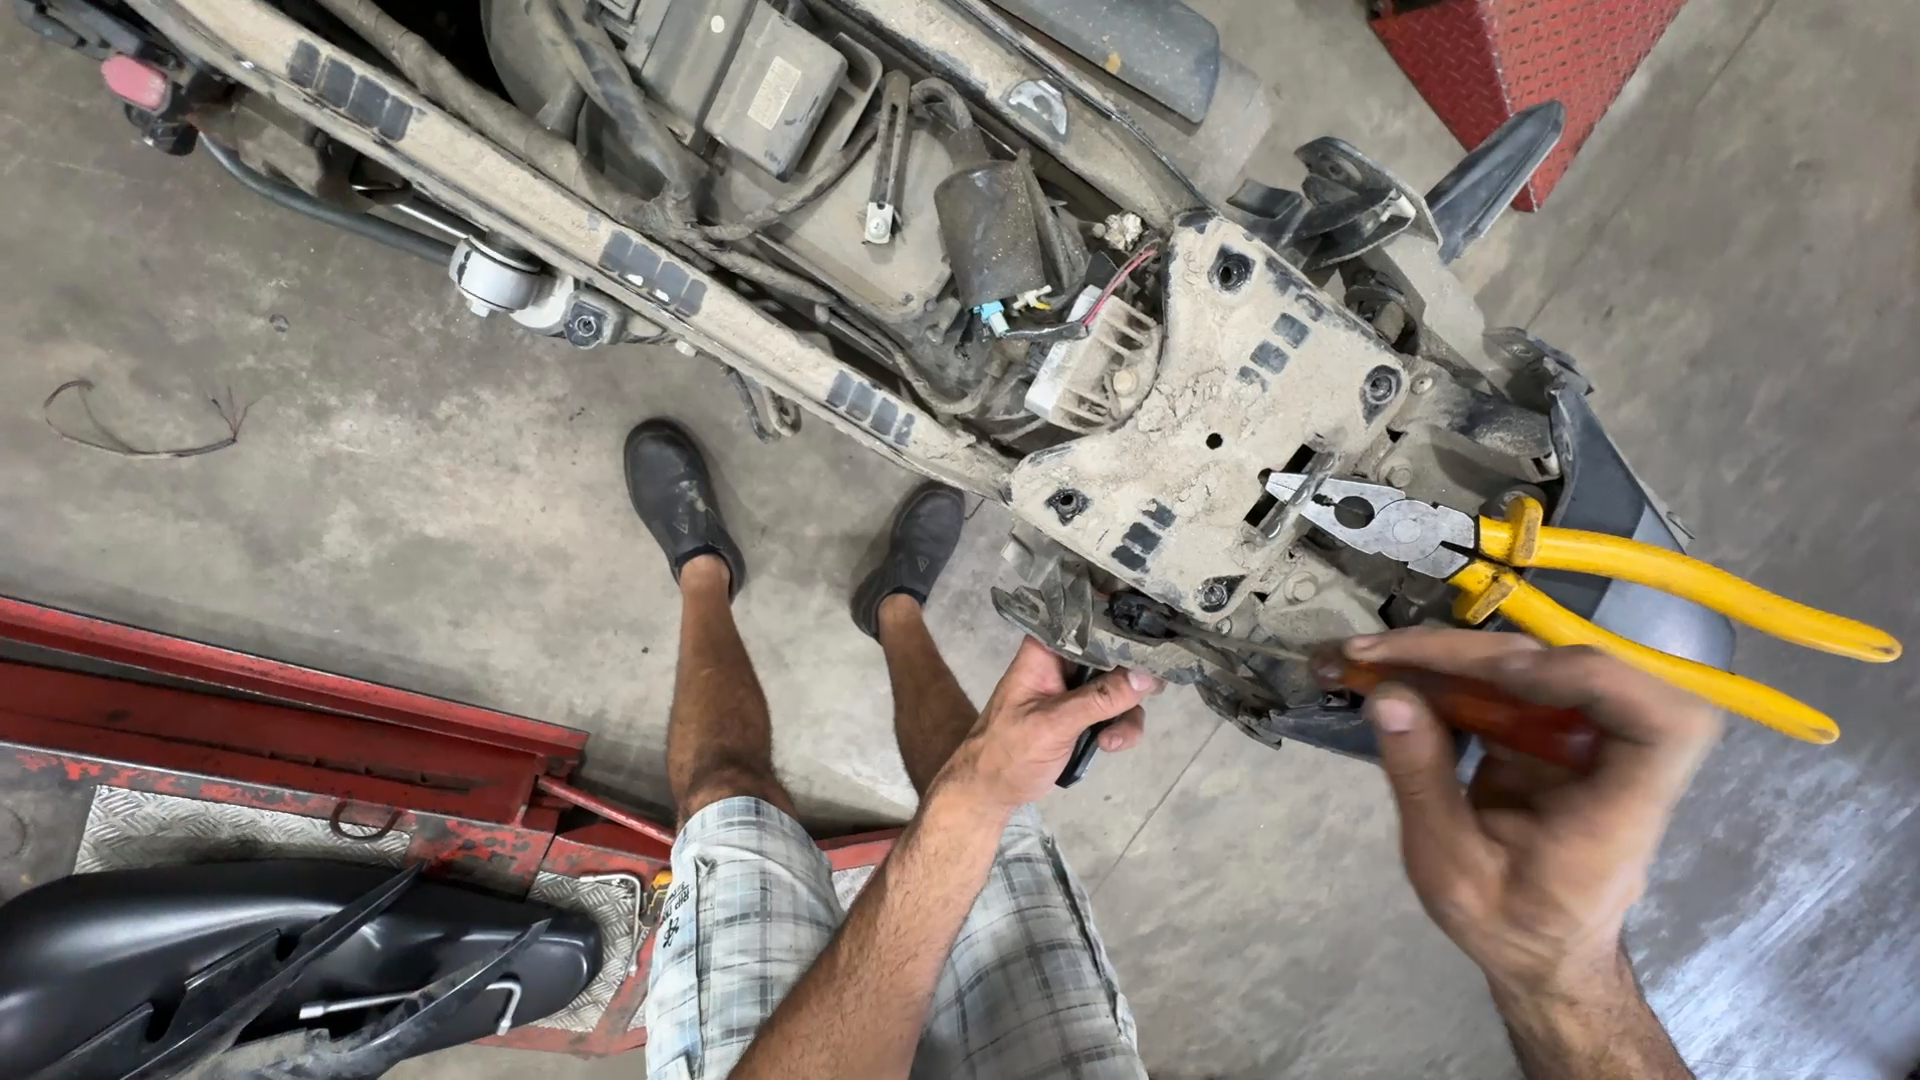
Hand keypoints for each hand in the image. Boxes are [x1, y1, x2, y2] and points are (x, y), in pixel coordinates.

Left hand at [937, 637, 1160, 811]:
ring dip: (1127, 712)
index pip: (1086, 619)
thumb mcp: (1053, 723)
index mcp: (1045, 649)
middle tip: (1152, 689)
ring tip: (1112, 740)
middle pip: (1112, 651)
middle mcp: (1063, 661)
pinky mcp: (1085, 713)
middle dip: (1134, 674)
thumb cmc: (1008, 749)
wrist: (992, 790)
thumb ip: (1100, 698)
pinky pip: (1117, 710)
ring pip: (1121, 684)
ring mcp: (1076, 688)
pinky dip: (1120, 728)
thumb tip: (1146, 675)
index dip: (1120, 621)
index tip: (1154, 632)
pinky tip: (1108, 746)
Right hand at [1347, 628, 1720, 1001]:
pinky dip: (1436, 672)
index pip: (1663, 725)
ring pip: (1522, 665)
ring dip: (1440, 654)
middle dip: (1466, 653)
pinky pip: (1491, 684)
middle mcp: (1607, 760)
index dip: (1597, 681)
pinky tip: (1385, 672)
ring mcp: (1572, 741)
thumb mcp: (1450, 868)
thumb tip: (1387, 696)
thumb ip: (1423, 783)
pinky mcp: (1536, 734)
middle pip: (1564, 671)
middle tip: (1375, 653)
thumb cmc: (1509, 924)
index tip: (1508, 678)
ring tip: (1364, 657)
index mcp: (1616, 809)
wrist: (1538, 948)